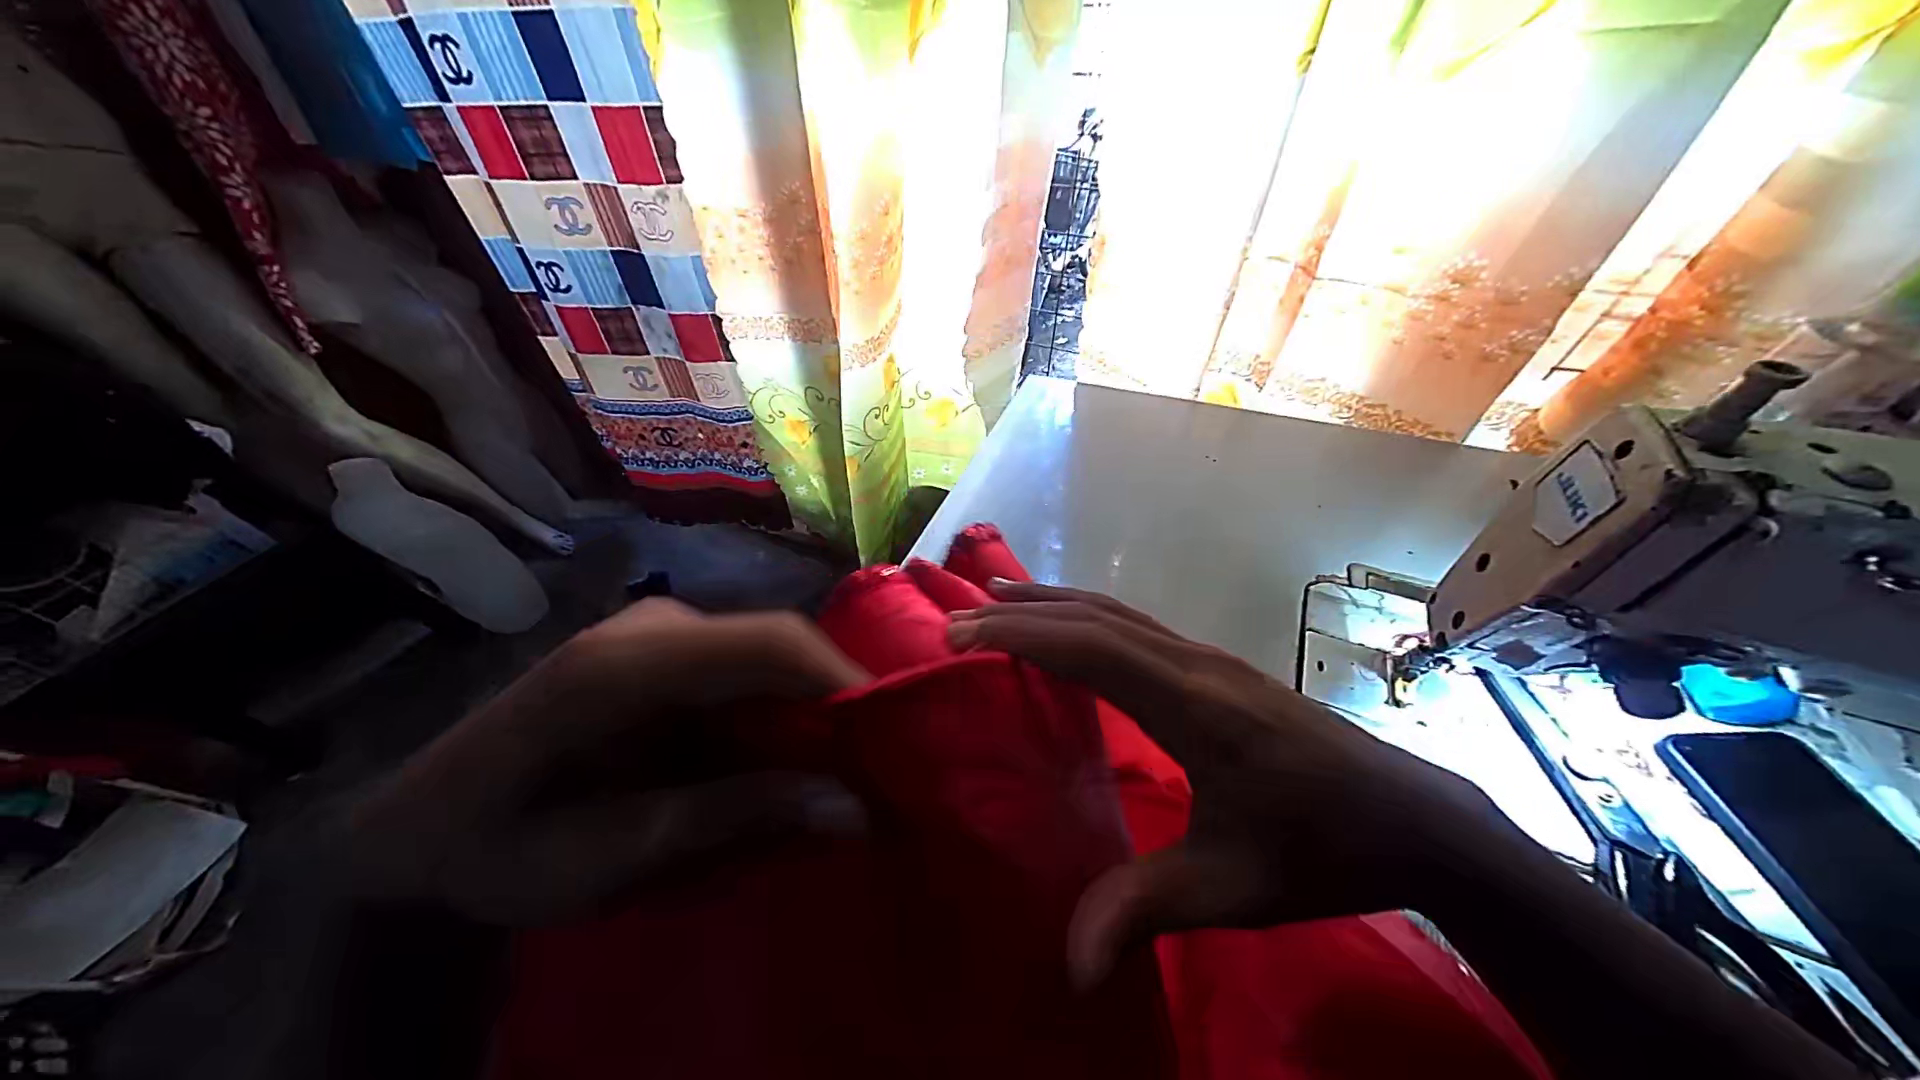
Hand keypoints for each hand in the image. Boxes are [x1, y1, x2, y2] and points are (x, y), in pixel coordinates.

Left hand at [351, 598, 869, 924]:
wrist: (413, 818)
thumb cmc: (492, 848)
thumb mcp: (605, 857)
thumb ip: (729, 818)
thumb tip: (851, 808)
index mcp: (626, 666)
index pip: (767, 644)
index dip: (841, 678)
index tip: (896, 735)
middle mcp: (652, 627)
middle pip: (776, 644)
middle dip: (836, 701)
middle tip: (881, 762)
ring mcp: (658, 630)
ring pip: (766, 654)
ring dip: (810, 707)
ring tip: (844, 763)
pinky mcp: (664, 648)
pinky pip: (744, 667)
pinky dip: (779, 708)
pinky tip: (787, 751)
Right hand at [948, 582, 1510, 985]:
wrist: (1416, 819)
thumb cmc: (1322, 848)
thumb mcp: (1229, 888)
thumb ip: (1143, 911)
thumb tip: (1070, 969)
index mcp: (1190, 703)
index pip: (1087, 647)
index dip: (1018, 634)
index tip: (958, 634)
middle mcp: (1193, 663)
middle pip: (1093, 617)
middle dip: (1021, 612)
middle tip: (958, 620)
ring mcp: (1207, 658)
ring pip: (1115, 612)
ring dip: (1052, 602)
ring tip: (997, 598)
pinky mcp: (1217, 667)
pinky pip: (1134, 626)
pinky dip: (1085, 616)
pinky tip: (1070, 630)